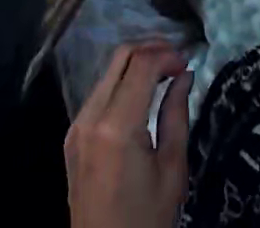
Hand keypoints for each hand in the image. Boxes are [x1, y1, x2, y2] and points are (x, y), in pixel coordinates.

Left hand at [64, 42, 193, 227]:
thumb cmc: (147, 221)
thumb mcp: (172, 172)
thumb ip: (176, 117)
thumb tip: (183, 76)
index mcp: (116, 127)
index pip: (141, 65)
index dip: (166, 54)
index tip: (187, 60)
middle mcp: (90, 116)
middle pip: (119, 57)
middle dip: (149, 48)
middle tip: (176, 56)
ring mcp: (76, 124)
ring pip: (107, 72)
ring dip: (135, 63)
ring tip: (163, 70)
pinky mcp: (72, 134)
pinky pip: (98, 94)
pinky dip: (121, 82)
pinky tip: (141, 92)